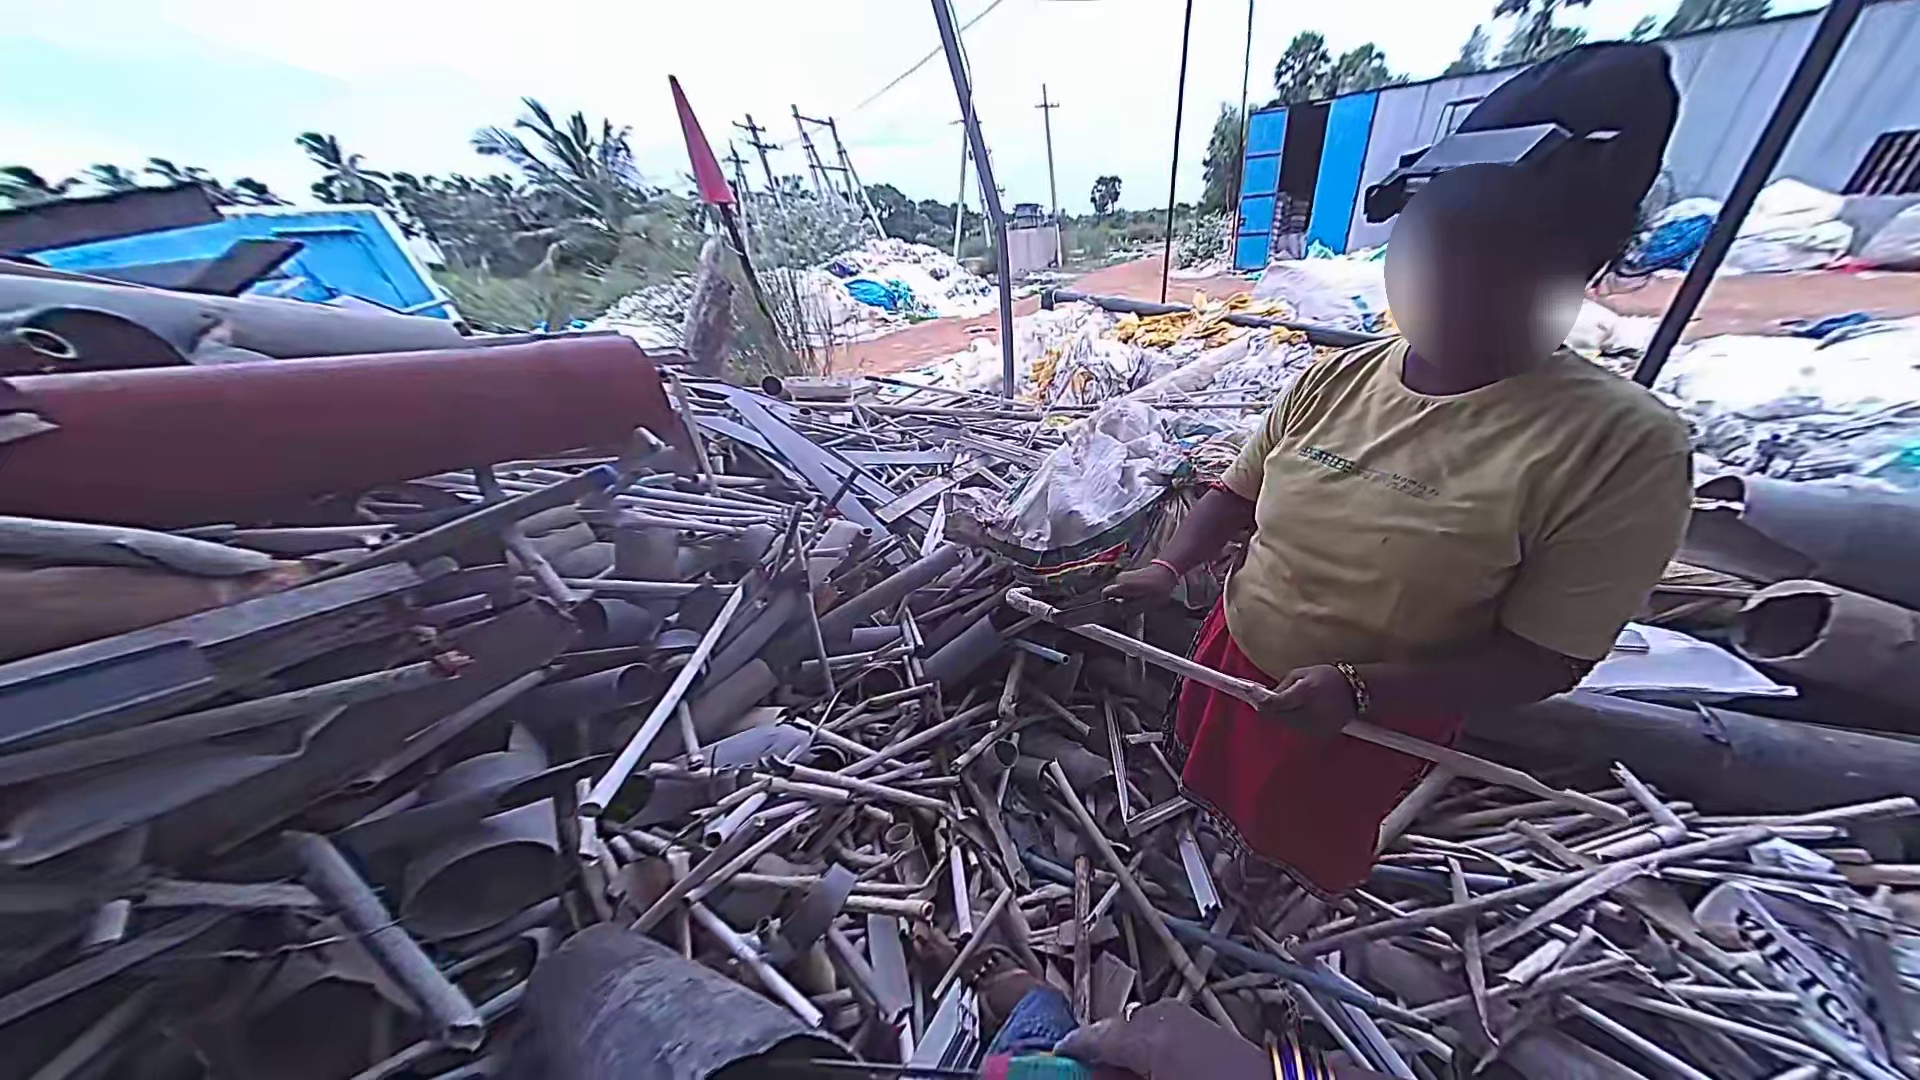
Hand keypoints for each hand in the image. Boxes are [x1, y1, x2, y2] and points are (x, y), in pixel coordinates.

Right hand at [1056, 1001, 1268, 1079]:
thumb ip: (1120, 1077)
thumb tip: (1098, 1071)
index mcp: (1149, 1039)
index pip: (1094, 1040)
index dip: (1071, 1052)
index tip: (1054, 1061)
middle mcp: (1160, 1016)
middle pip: (1114, 1035)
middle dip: (1103, 1059)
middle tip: (1094, 1075)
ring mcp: (1181, 1016)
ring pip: (1136, 1033)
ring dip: (1126, 1056)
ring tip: (1123, 1075)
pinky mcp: (1197, 1023)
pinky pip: (1158, 1033)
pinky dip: (1148, 1053)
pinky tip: (1155, 1073)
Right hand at [1104, 563, 1177, 603]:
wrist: (1167, 572)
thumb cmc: (1158, 588)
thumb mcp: (1144, 604)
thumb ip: (1129, 609)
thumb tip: (1120, 612)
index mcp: (1121, 585)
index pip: (1105, 594)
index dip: (1108, 604)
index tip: (1116, 610)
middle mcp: (1120, 578)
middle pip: (1113, 593)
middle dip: (1119, 601)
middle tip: (1129, 608)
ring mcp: (1125, 575)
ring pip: (1119, 589)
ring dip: (1125, 597)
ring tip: (1137, 602)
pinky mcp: (1131, 574)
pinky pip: (1125, 585)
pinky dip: (1129, 591)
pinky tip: (1140, 595)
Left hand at [1261, 664, 1357, 736]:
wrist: (1356, 690)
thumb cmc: (1326, 676)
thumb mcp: (1300, 674)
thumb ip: (1282, 686)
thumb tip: (1267, 696)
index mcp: (1304, 693)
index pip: (1276, 704)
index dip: (1262, 703)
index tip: (1255, 700)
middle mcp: (1311, 711)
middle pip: (1280, 717)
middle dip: (1270, 710)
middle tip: (1265, 703)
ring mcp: (1318, 724)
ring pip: (1289, 724)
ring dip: (1282, 717)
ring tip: (1286, 706)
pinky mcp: (1324, 732)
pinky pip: (1302, 729)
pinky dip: (1296, 722)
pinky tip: (1300, 712)